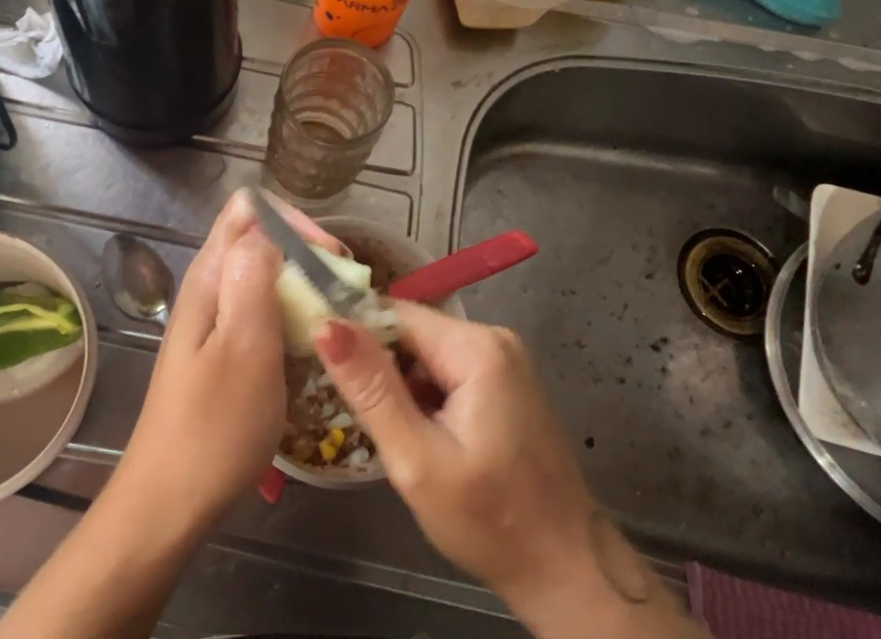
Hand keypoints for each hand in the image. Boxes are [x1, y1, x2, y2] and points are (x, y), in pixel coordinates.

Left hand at [115, 189, 339, 530]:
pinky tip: (313, 343)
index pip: (248, 212)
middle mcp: (208, 290)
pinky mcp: (223, 354)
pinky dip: (292, 317)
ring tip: (338, 314)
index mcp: (209, 279)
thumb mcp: (245, 348)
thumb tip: (265, 227)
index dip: (294, 223)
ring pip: (265, 279)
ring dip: (303, 287)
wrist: (170, 502)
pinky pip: (264, 314)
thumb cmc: (214, 428)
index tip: (332, 259)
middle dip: (305, 253)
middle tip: (344, 289)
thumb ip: (254, 280)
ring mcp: (214, 323)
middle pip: (260, 242)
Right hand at [315, 303, 699, 636]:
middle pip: (411, 332)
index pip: (393, 313)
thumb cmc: (488, 520)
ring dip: (398, 385)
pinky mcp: (506, 385)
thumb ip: (370, 387)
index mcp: (476, 347)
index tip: (317, 365)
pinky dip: (423, 395)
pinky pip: (447, 371)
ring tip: (384, 431)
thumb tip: (326, 323)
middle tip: (353, 414)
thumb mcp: (416, 458)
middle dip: (377, 367)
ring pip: (425, 353)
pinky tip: (417, 435)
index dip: (352, 336)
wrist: (564, 567)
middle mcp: (495, 339)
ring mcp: (505, 362)